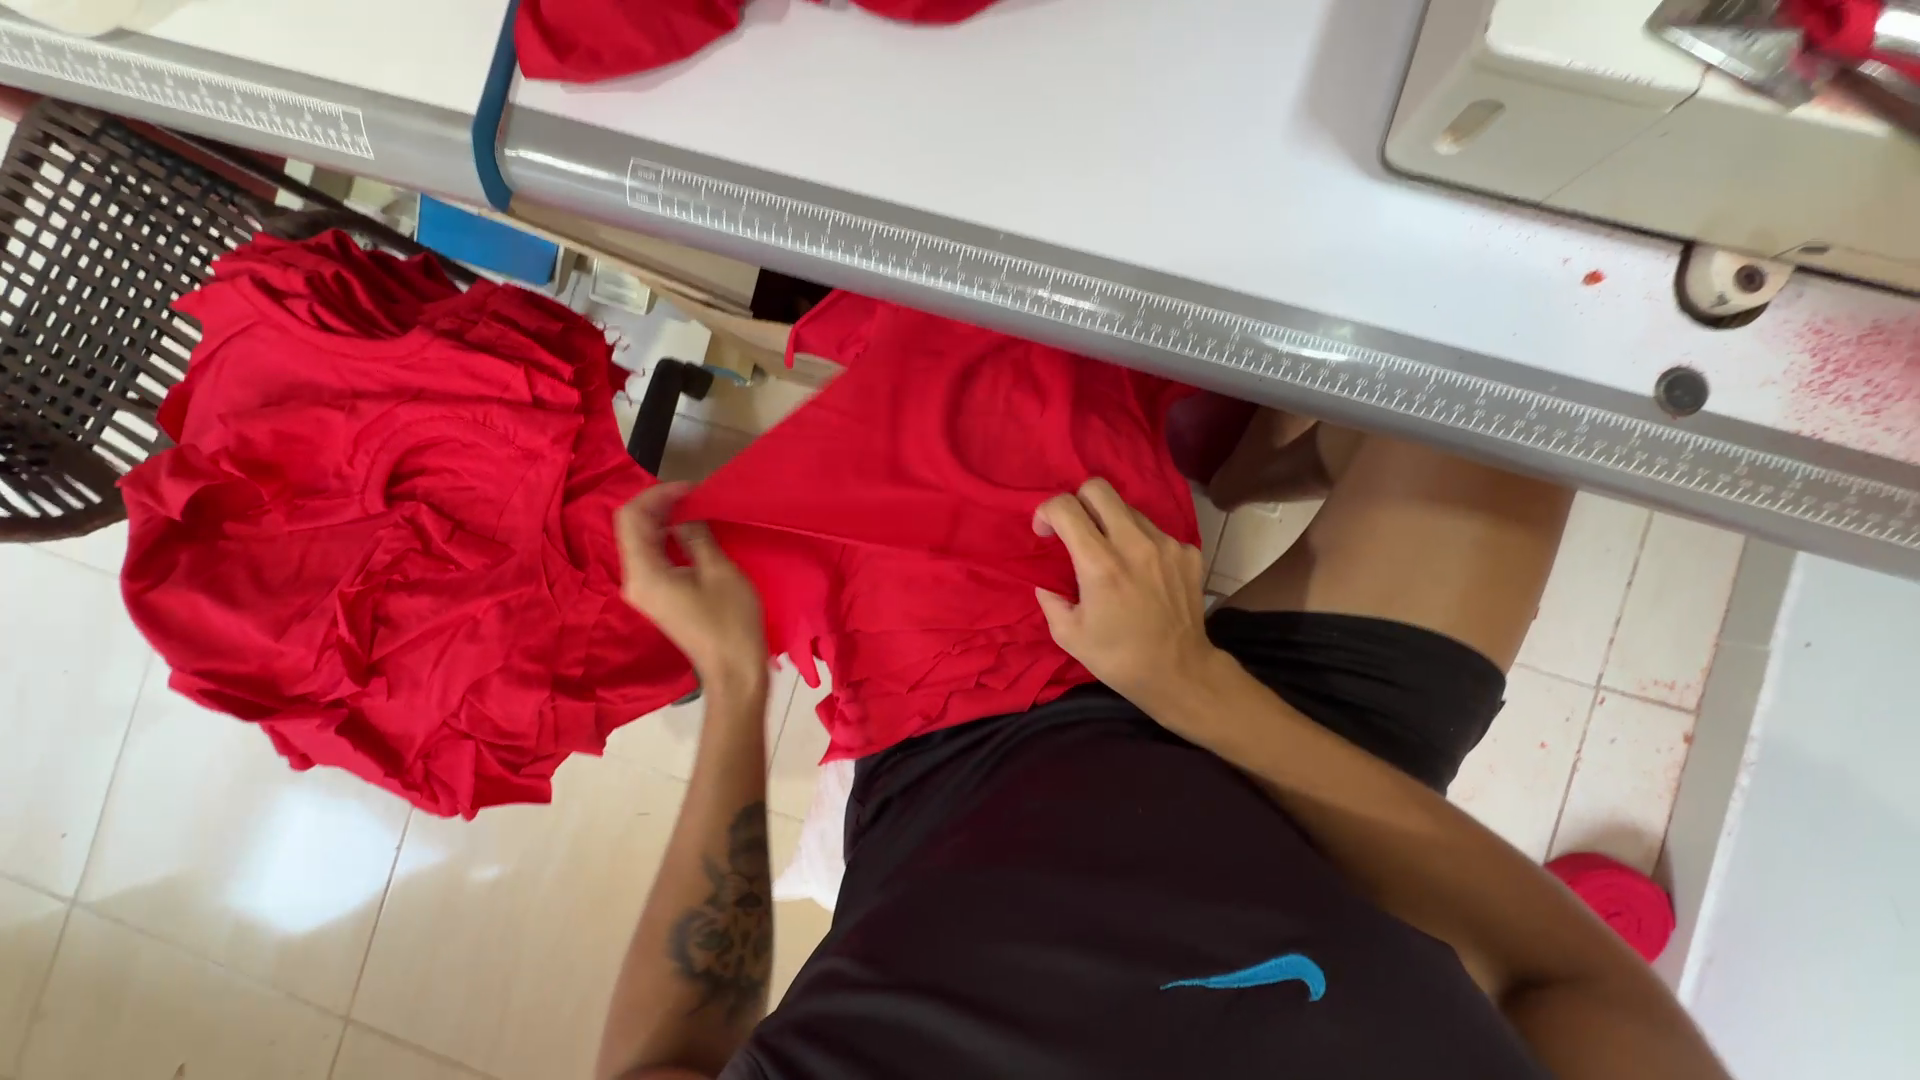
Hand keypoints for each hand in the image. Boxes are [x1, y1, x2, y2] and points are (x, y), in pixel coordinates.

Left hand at [615, 484, 766, 691]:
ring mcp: (643, 590)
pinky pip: (652, 557)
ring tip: (696, 509)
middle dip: (660, 504)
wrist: (733, 669)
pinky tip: (691, 533)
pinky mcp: (656, 597)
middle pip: (633, 527)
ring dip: (664, 520)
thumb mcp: (718, 570)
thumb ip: (696, 535)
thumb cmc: (730, 621)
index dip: (658, 494)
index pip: (632, 517)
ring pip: (642, 541)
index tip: (691, 488)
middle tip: (696, 495)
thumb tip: (686, 513)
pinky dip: (667, 538)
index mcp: (644, 572)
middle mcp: (634, 579)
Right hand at [1032, 478, 1222, 709]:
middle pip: (1098, 488)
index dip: (1046, 512)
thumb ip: (1050, 599)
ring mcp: (1166, 544)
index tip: (1045, 533)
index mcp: (1100, 564)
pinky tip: (1141, 572)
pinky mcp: (1187, 552)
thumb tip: (1046, 581)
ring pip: (1128, 509)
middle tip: (1075, 530)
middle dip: (1077, 501)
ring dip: (1110, 523)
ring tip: (1110, 555)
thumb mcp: (1068, 635)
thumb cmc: (1118, 658)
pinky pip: (1155, 532)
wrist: (1179, 672)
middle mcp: (1134, 544)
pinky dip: (1140, 543)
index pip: (1066, 507)